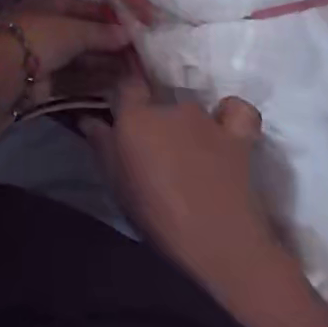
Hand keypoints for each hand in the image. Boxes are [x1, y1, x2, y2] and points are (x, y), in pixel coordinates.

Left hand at [5, 0, 132, 73]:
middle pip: (83, 33)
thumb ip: (101, 32)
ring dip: (106, 62)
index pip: (83, 6)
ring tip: (138, 68)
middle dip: (110, 41)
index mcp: (47, 4)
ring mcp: (44, 55)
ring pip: (81, 57)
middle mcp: (45, 27)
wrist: (4, 72)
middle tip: (143, 50)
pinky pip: (75, 78)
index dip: (109, 14)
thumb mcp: (73, 29)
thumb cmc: (38, 37)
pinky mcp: (45, 80)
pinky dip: (95, 79)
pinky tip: (119, 84)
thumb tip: (128, 33)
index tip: (137, 23)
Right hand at [81, 68, 296, 308]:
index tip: (122, 108)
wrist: (218, 241)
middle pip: (160, 102)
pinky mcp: (239, 137)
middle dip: (155, 121)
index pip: (127, 84)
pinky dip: (229, 114)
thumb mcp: (116, 182)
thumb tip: (89, 119)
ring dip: (187, 126)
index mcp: (135, 117)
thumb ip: (101, 145)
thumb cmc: (156, 213)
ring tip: (189, 154)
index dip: (125, 94)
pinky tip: (225, 129)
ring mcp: (207, 120)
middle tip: (154, 150)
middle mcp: (170, 108)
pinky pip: (237, 111)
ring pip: (192, 110)